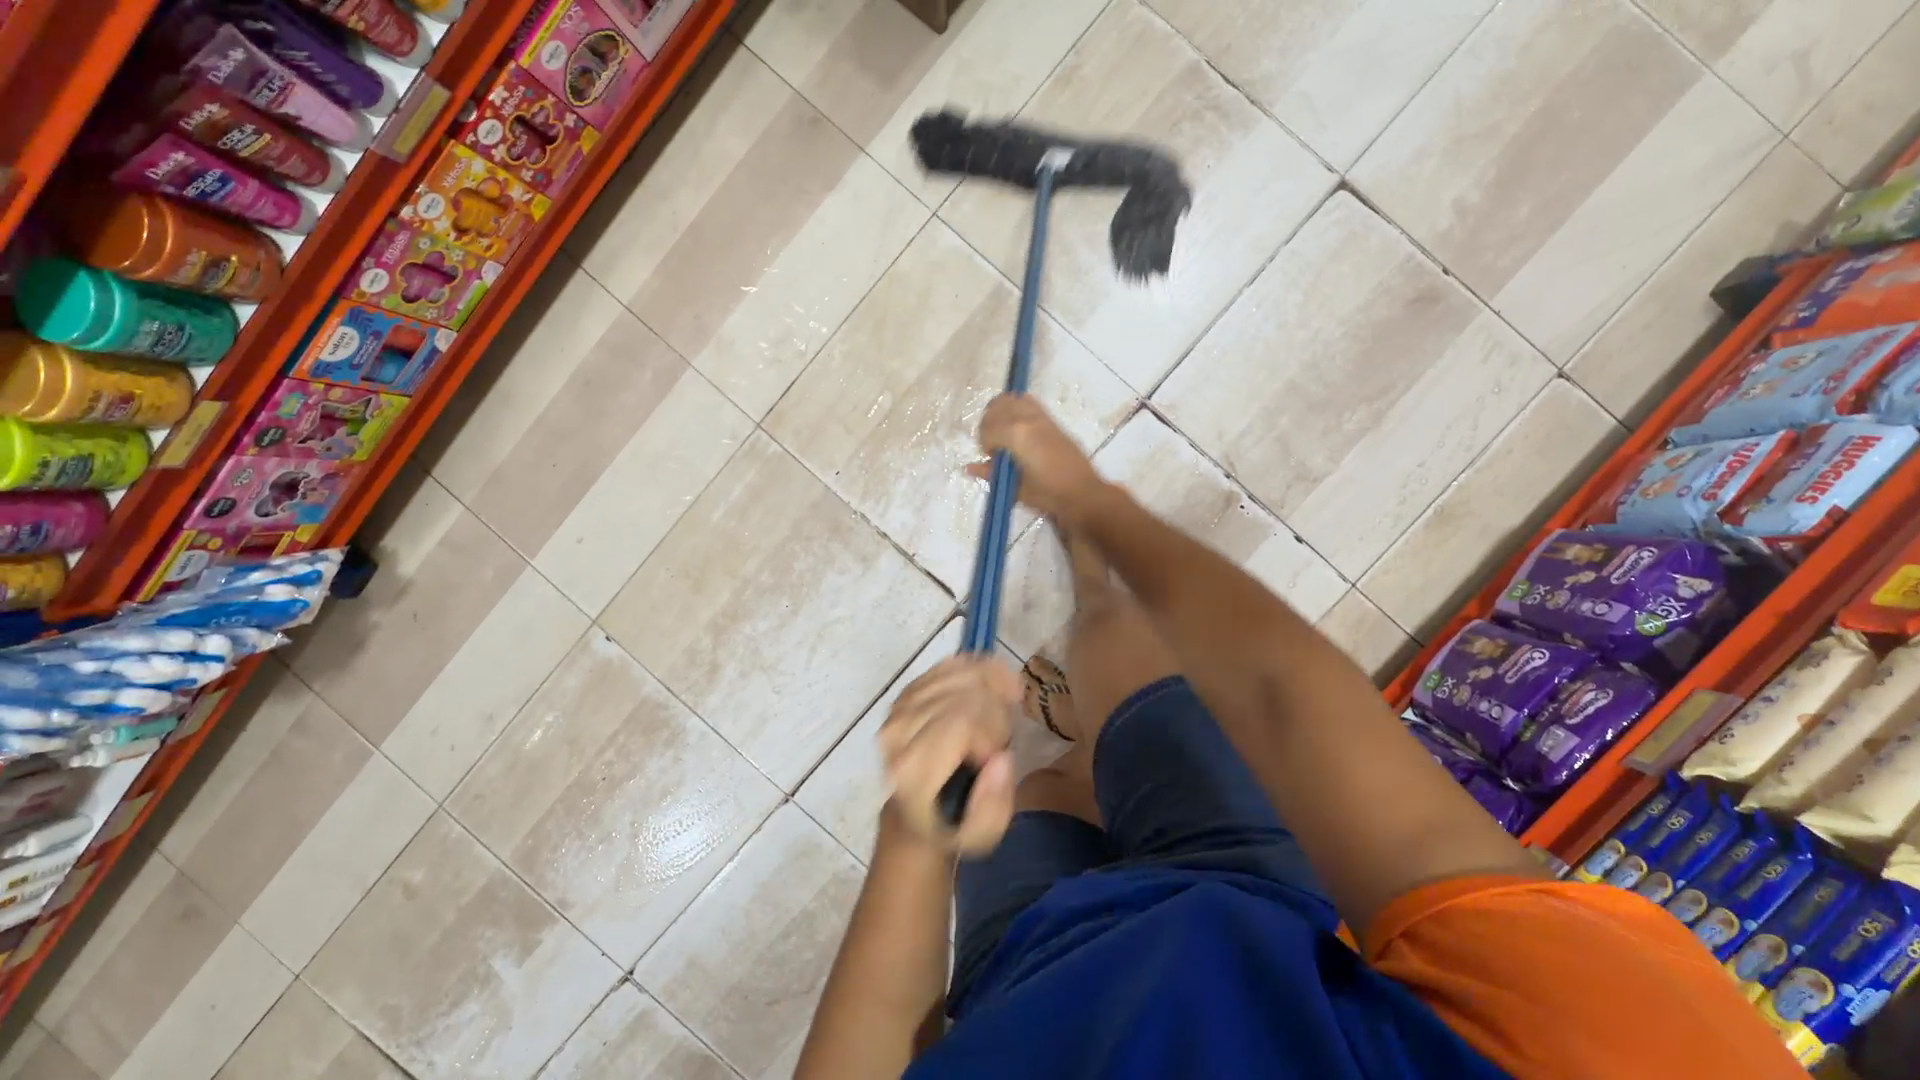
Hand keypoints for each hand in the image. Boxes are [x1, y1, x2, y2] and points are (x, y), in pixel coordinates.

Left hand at [878, 656, 1019, 855]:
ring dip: (989, 688)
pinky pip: (948, 665)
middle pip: (962, 696)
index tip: (1001, 751)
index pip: (960, 724)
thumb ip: (993, 805)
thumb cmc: (951, 824)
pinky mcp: (905, 694)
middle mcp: (896, 735)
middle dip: (995, 709)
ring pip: (958, 675)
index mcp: (912, 772)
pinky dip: (978, 668)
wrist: (914, 812)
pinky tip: (995, 681)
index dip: (993, 729)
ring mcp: (897, 710)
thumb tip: (999, 759)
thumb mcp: (981, 835)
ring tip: (1000, 711)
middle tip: (1004, 733)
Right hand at [970, 394, 1107, 522]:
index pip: (987, 429)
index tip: (991, 458)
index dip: (985, 444)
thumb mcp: (1015, 488)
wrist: (1082, 492)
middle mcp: (1027, 418)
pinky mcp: (1052, 420)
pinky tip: (1018, 429)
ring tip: (1003, 433)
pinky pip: (1028, 403)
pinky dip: (1017, 409)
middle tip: (993, 446)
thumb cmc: (1047, 494)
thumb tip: (968, 467)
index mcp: (1016, 434)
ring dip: (1002, 412)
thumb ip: (991, 473)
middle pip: (996, 408)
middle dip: (989, 425)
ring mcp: (1041, 416)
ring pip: (1012, 399)